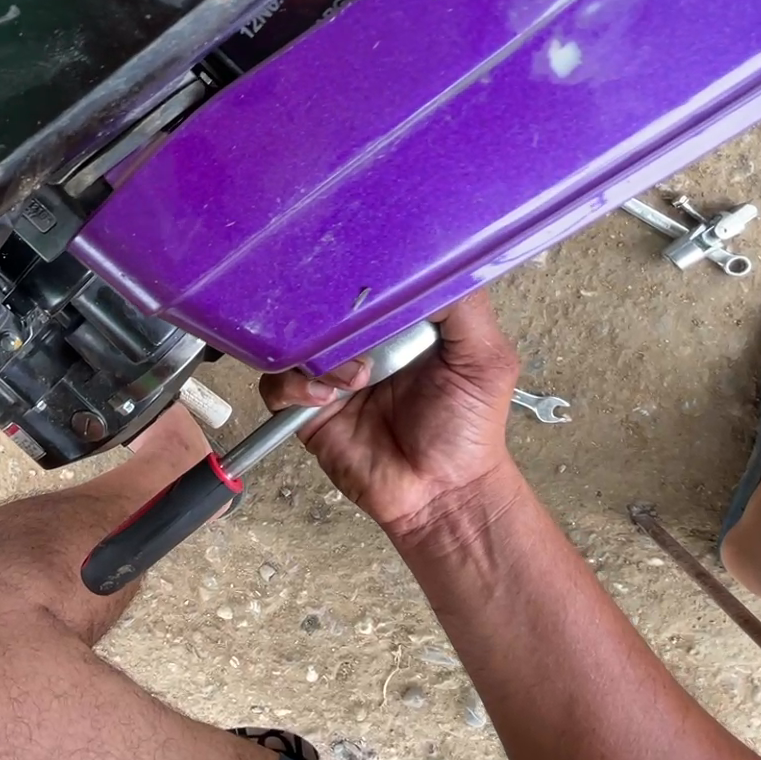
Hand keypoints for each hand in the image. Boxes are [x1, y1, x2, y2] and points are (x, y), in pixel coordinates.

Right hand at [259, 292, 521, 534]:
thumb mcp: (485, 358)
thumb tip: (431, 265)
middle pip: (320, 309)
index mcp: (397, 325)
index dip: (358, 280)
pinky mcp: (305, 406)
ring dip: (316, 357)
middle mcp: (359, 345)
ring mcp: (328, 374)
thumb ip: (463, 309)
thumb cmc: (468, 430)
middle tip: (353, 338)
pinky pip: (275, 382)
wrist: (439, 494)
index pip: (364, 286)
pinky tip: (324, 398)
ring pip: (292, 342)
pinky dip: (292, 385)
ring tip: (352, 382)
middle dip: (330, 319)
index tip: (359, 283)